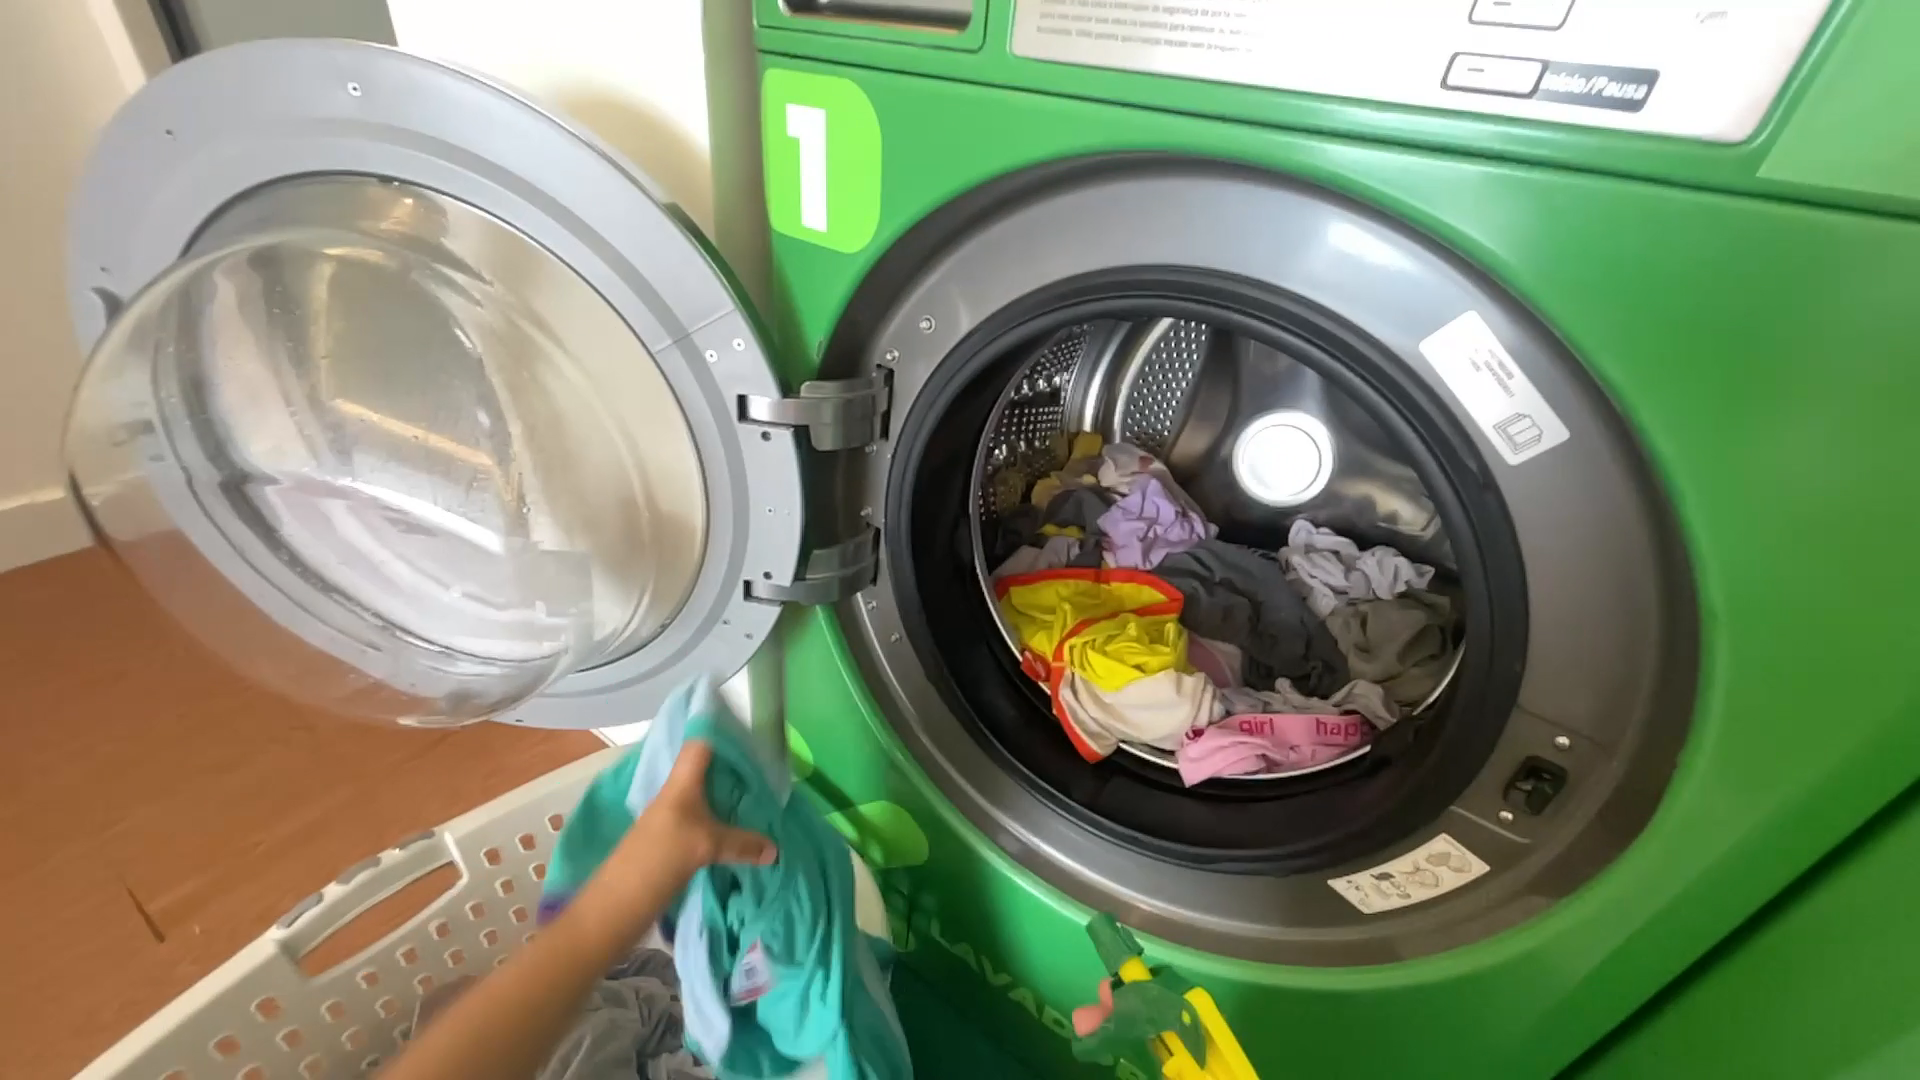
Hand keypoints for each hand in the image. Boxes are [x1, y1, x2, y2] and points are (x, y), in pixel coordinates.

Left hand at [615, 739, 776, 888]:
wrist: (616, 904)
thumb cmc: (659, 859)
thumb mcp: (705, 847)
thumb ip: (742, 843)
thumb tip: (776, 849)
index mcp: (681, 783)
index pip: (700, 742)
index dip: (719, 726)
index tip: (746, 721)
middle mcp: (676, 793)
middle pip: (706, 765)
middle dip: (733, 760)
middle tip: (766, 755)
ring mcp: (673, 815)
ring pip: (706, 791)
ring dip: (729, 788)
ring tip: (760, 785)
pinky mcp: (674, 837)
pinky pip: (705, 814)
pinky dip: (723, 812)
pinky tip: (740, 819)